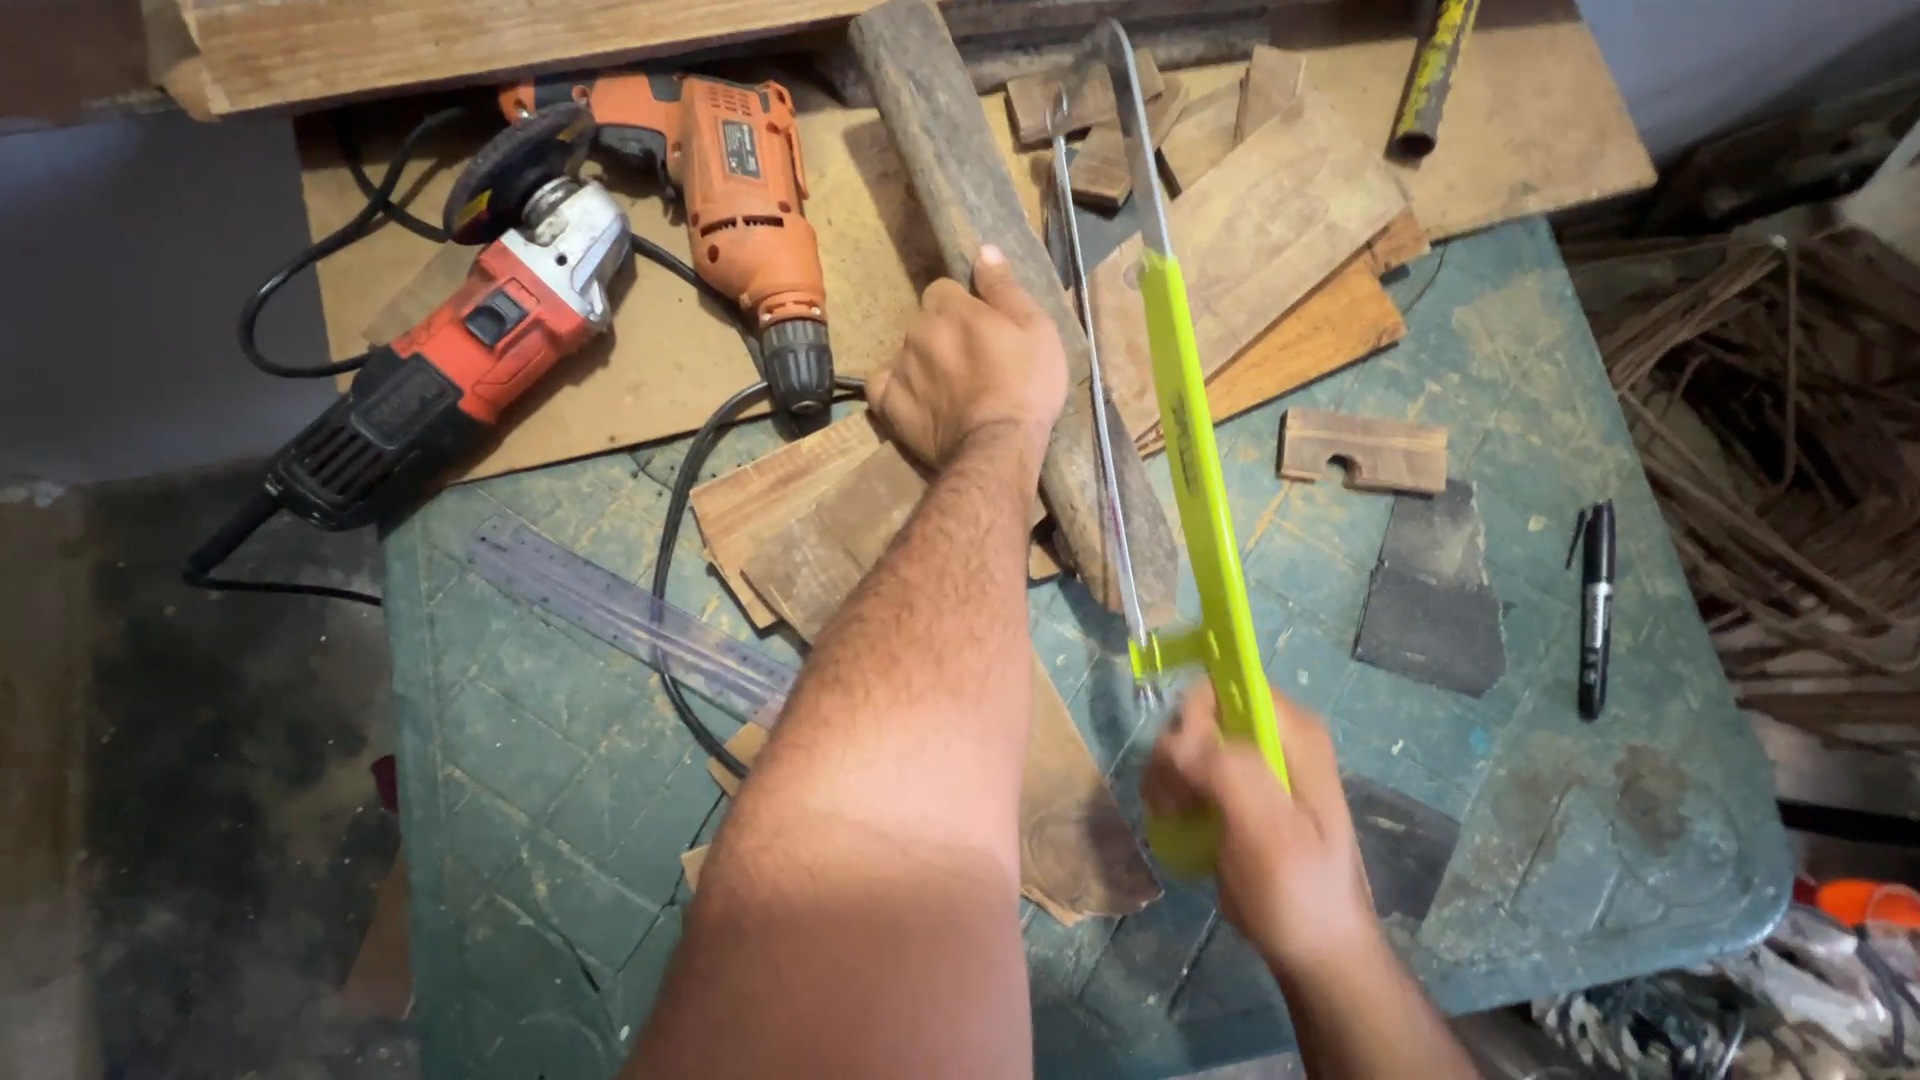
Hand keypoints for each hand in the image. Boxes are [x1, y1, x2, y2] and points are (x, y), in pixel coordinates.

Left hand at [867, 245, 1068, 465]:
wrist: (999, 446)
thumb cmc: (1027, 386)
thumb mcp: (1036, 328)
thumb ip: (1004, 287)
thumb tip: (984, 251)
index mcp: (950, 308)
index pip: (944, 291)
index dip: (963, 309)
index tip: (981, 333)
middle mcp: (917, 330)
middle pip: (924, 323)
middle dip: (942, 337)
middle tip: (970, 367)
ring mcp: (898, 368)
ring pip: (906, 354)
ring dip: (923, 364)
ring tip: (948, 393)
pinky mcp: (887, 404)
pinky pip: (881, 385)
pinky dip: (895, 389)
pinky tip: (915, 401)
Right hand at [1141, 681, 1379, 978]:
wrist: (1314, 950)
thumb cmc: (1297, 892)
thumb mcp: (1269, 833)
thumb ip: (1227, 772)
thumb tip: (1175, 737)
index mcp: (1293, 732)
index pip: (1226, 685)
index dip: (1194, 717)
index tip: (1181, 766)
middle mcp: (1274, 736)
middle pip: (1200, 712)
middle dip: (1175, 753)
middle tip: (1173, 801)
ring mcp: (1254, 762)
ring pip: (1186, 740)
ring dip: (1167, 775)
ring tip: (1171, 816)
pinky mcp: (1235, 788)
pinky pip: (1187, 767)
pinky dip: (1170, 790)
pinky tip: (1174, 820)